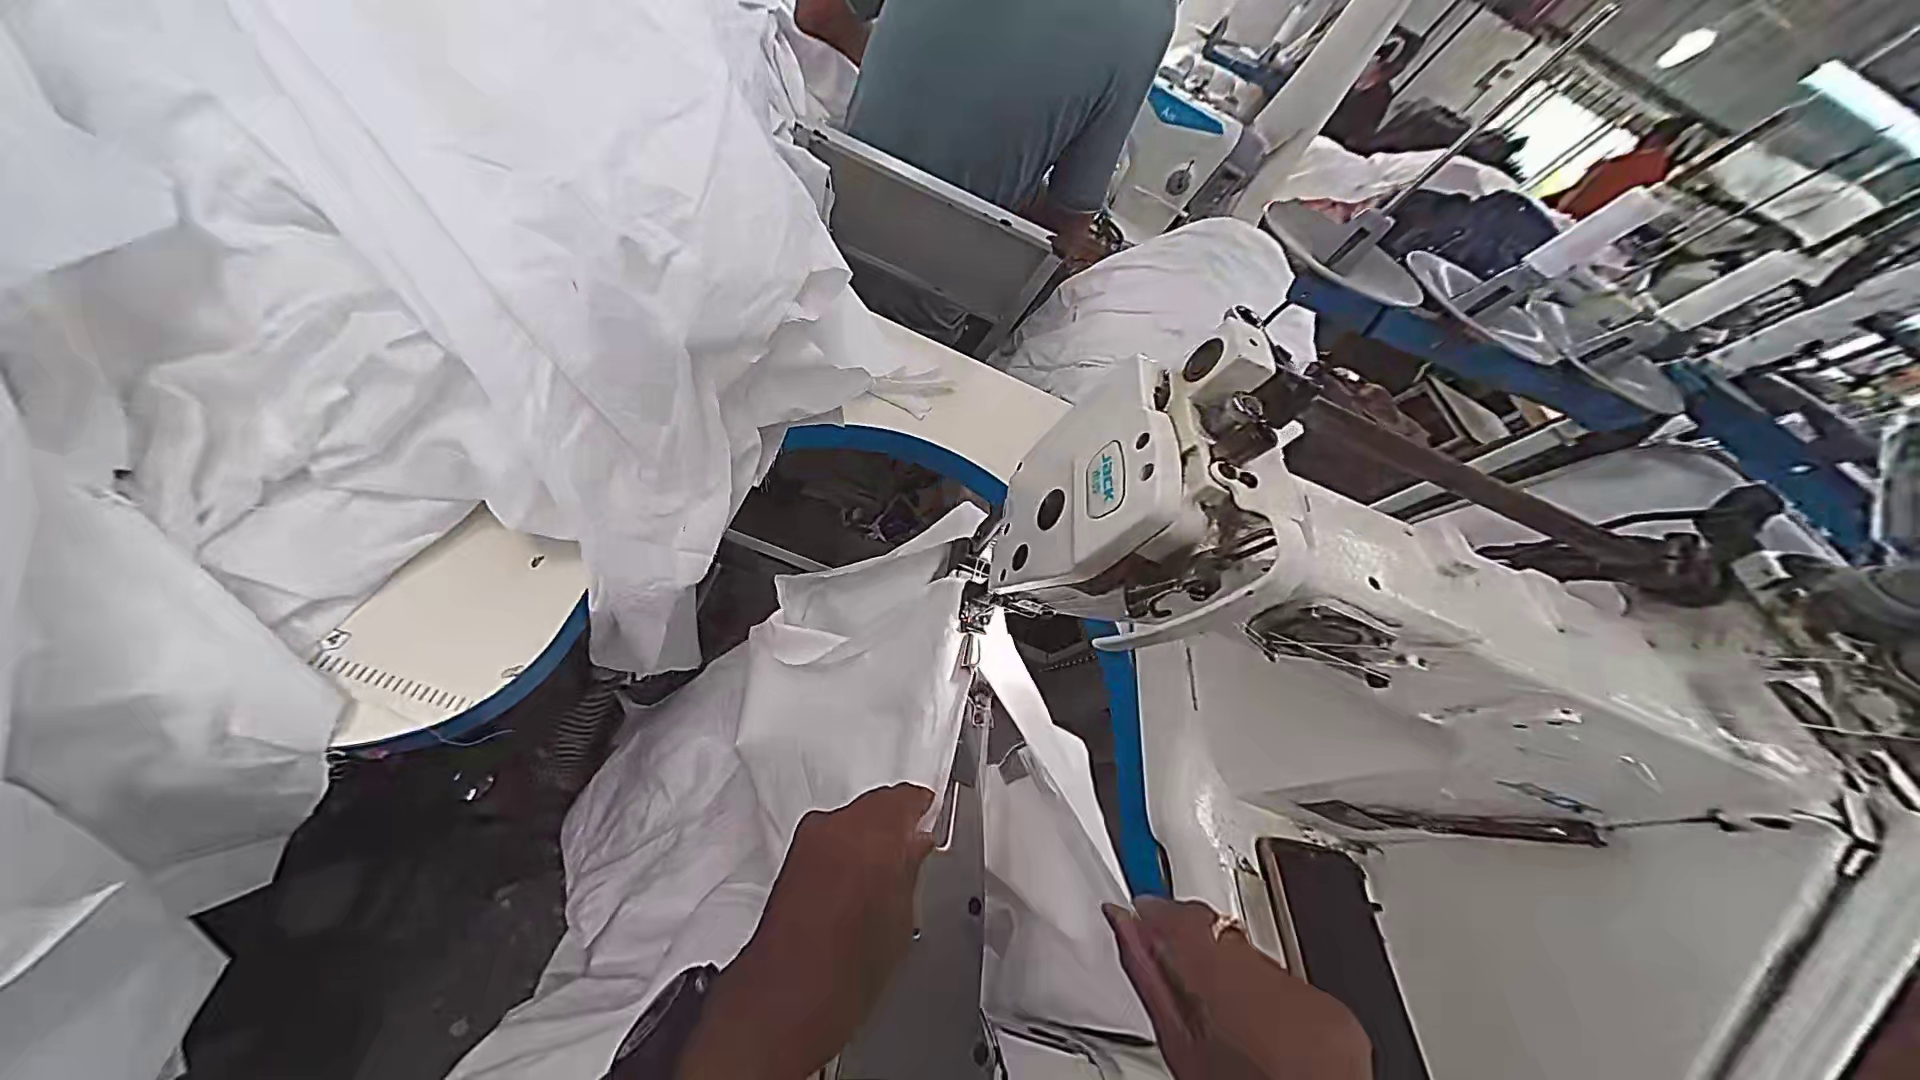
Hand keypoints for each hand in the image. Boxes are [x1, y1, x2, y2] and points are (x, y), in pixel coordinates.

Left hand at [676, 784, 935, 1079]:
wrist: (787, 999)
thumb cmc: (843, 970)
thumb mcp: (902, 917)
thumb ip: (912, 867)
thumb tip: (916, 846)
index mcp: (875, 832)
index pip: (906, 797)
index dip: (922, 807)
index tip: (930, 815)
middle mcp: (839, 825)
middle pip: (877, 804)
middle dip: (895, 822)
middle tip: (912, 847)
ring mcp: (811, 838)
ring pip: (851, 818)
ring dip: (868, 834)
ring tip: (883, 873)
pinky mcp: (793, 856)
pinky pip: (829, 835)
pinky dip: (845, 847)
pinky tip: (855, 880)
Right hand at [1105, 897, 1371, 1079]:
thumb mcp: (1178, 1046)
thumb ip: (1147, 975)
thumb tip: (1123, 924)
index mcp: (1226, 985)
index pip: (1184, 917)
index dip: (1158, 911)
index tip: (1141, 913)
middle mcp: (1273, 981)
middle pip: (1218, 934)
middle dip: (1193, 943)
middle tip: (1173, 966)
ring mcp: (1309, 997)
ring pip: (1251, 956)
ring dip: (1231, 970)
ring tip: (1223, 1016)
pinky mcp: (1337, 1015)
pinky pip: (1289, 984)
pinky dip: (1269, 996)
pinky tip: (1260, 1029)